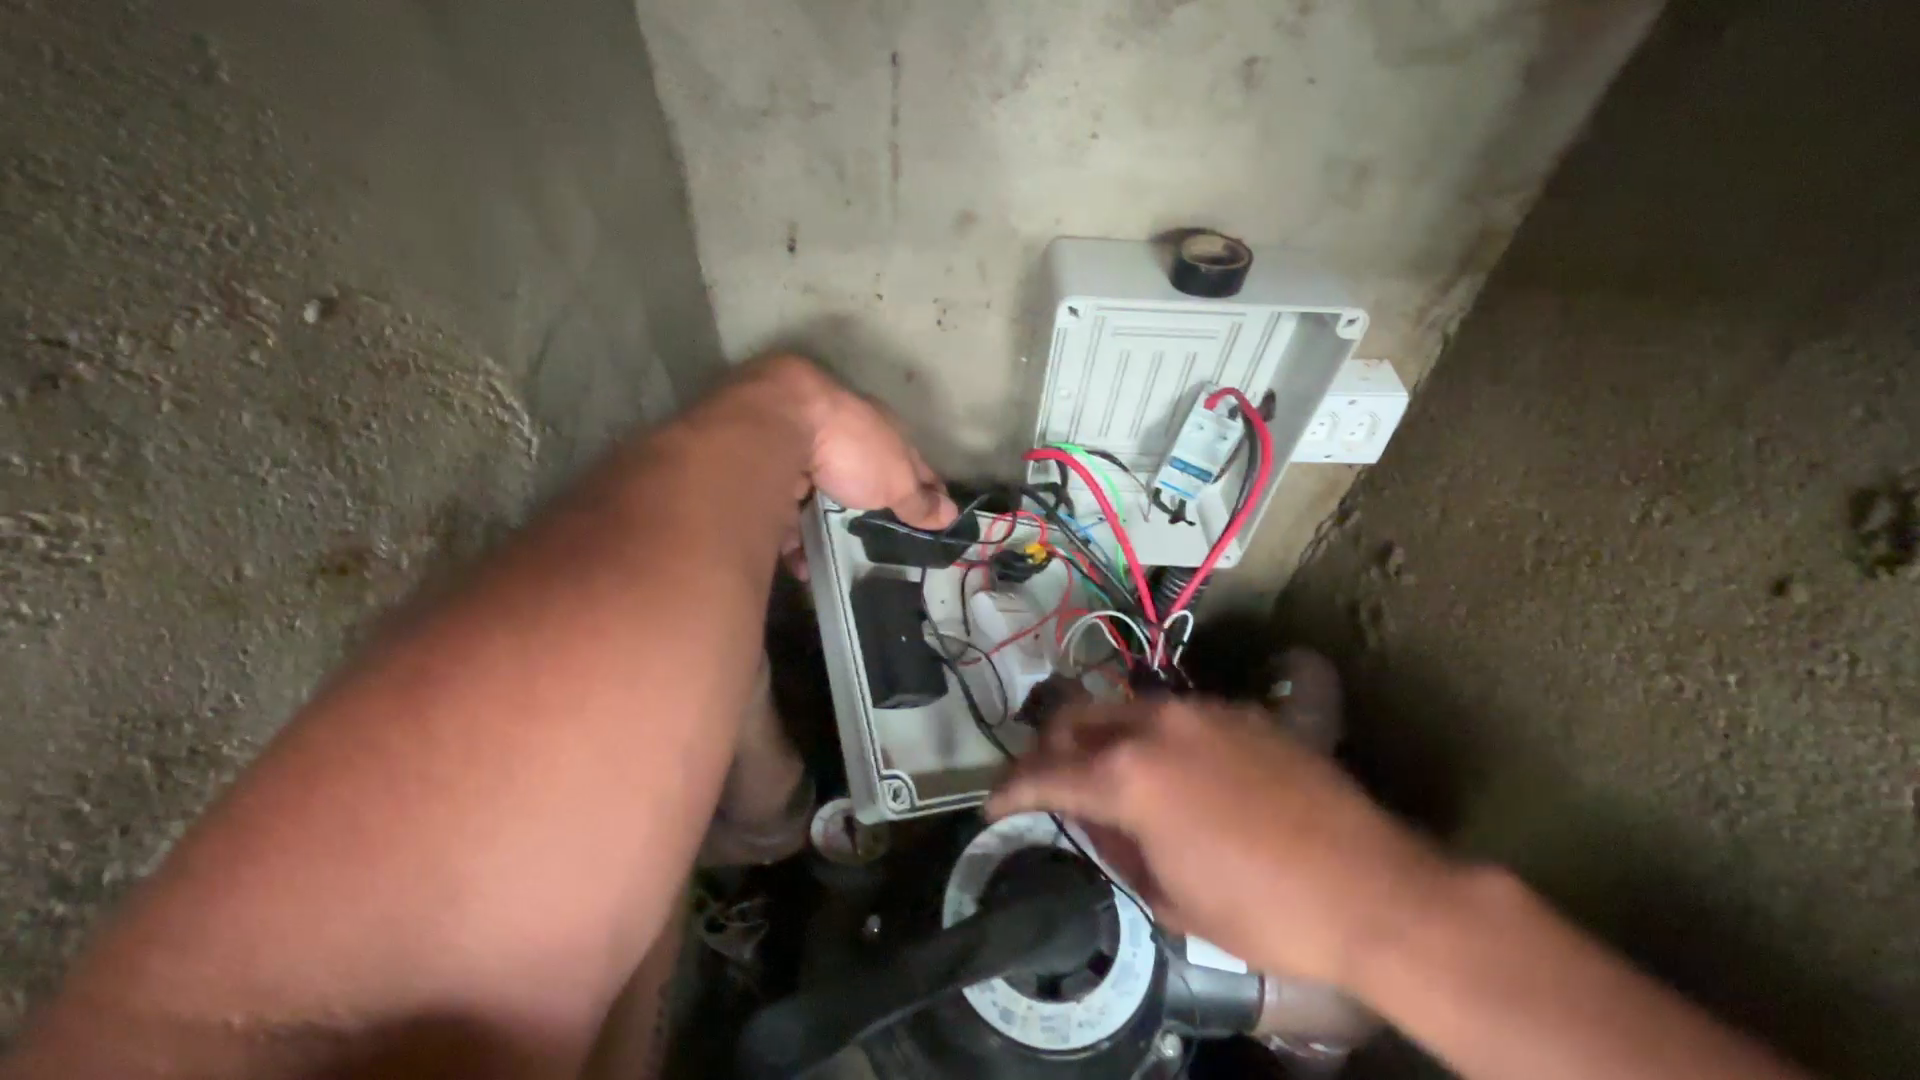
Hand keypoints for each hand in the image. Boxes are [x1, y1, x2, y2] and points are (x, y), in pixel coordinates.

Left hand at [745, 355, 956, 577]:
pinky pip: (785, 514)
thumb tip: (950, 515)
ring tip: (835, 560)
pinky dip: (794, 539)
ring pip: (818, 495)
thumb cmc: (850, 448)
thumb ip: (920, 500)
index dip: (924, 488)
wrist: (772, 426)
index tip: (933, 516)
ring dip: (824, 526)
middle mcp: (839, 436)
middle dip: (867, 504)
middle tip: (877, 542)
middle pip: (861, 476)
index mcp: (877, 429)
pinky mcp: (767, 475)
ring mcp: (801, 453)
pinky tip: (801, 565)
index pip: (911, 461)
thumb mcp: (896, 479)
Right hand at [987, 697, 1454, 987]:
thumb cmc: (1263, 911)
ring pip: (1124, 707)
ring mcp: (1203, 712)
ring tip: (1095, 768)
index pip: (1045, 773)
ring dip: (1097, 734)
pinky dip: (1148, 735)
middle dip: (1045, 748)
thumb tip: (1095, 822)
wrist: (1372, 889)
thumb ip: (1117, 848)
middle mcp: (1157, 725)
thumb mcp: (1170, 897)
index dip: (1009, 792)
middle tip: (1038, 780)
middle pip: (1075, 719)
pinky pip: (1174, 714)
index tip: (992, 808)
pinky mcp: (1243, 713)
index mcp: (1128, 775)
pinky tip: (1161, 766)